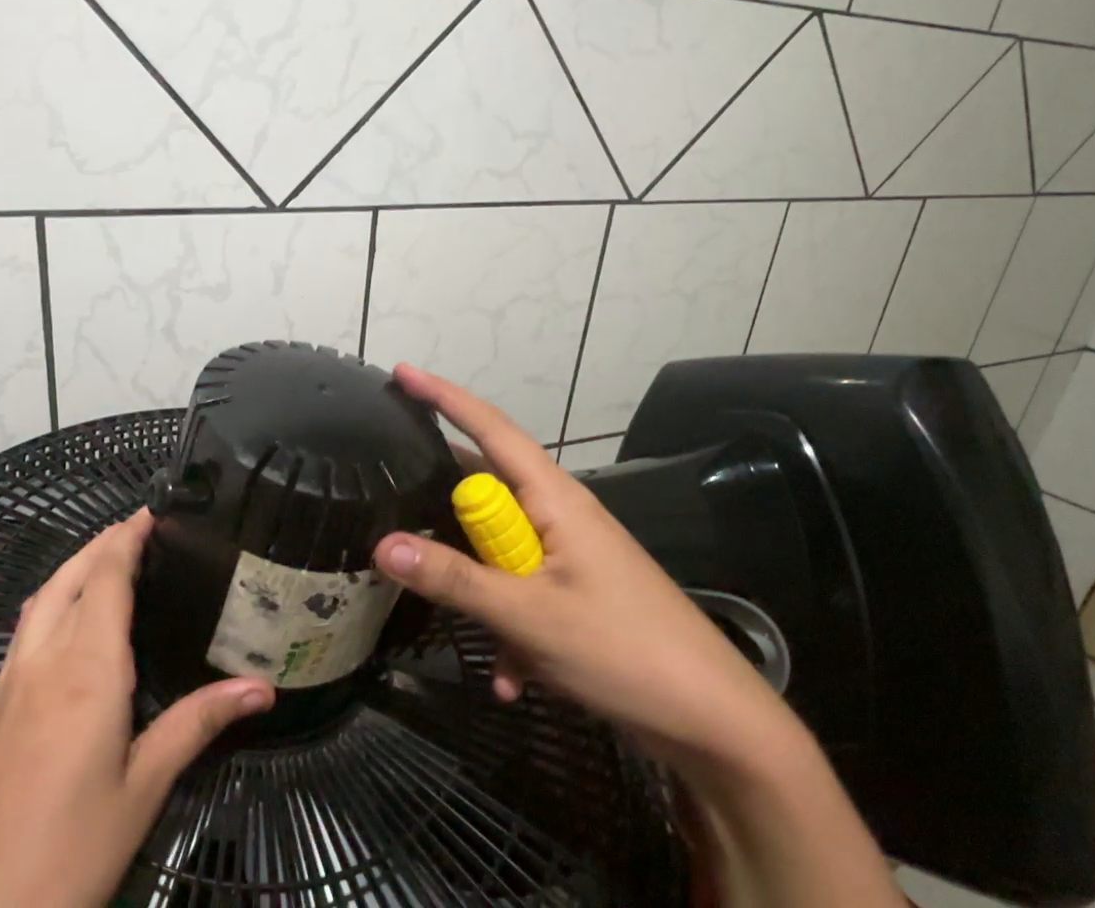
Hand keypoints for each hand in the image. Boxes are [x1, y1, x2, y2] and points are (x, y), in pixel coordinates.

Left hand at [0, 510, 274, 907]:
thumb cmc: (69, 851)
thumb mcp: (144, 789)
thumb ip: (197, 725)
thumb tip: (263, 687)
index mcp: (86, 670)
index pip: (105, 579)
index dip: (127, 537)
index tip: (157, 510)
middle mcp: (42, 661)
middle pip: (67, 577)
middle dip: (102, 542)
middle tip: (144, 528)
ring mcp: (10, 682)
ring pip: (40, 599)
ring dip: (74, 567)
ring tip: (114, 560)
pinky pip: (26, 629)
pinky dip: (53, 601)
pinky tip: (72, 623)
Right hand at [375, 365, 798, 775]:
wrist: (711, 721)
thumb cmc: (623, 650)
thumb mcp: (529, 616)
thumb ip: (454, 580)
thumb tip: (383, 545)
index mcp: (557, 501)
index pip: (493, 430)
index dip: (446, 398)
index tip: (403, 373)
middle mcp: (562, 518)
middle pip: (487, 492)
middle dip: (443, 507)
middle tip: (389, 503)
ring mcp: (570, 559)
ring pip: (498, 554)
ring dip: (477, 591)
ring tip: (447, 617)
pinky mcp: (576, 598)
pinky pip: (521, 599)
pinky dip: (509, 634)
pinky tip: (511, 681)